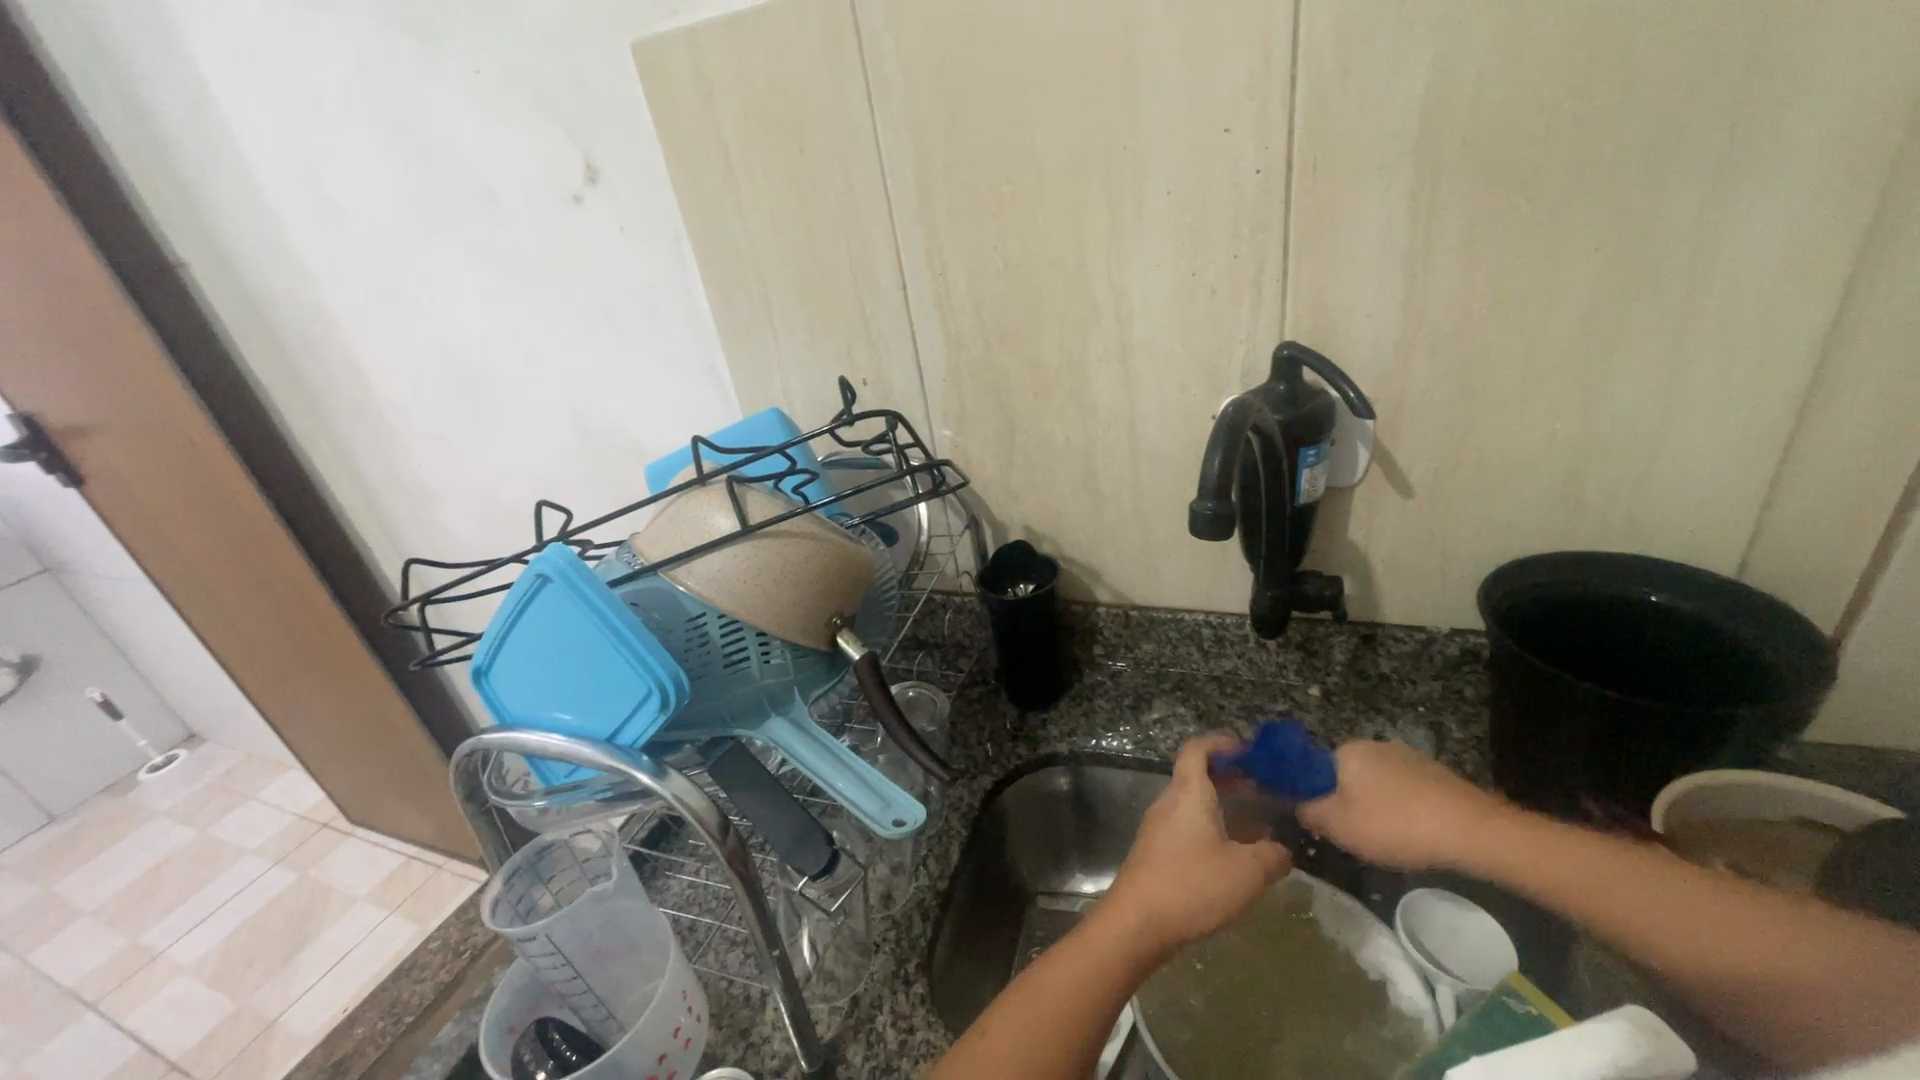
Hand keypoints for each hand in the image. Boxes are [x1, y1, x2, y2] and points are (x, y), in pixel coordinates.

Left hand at [1098, 735, 1292, 956]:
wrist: (1136, 923)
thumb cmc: (1191, 886)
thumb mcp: (1247, 872)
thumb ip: (1272, 856)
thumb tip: (1282, 850)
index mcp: (1188, 794)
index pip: (1197, 749)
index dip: (1222, 743)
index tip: (1251, 750)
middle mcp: (1169, 804)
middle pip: (1196, 775)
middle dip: (1230, 776)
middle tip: (1264, 787)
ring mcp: (1158, 829)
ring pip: (1192, 803)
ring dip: (1222, 804)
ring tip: (1256, 822)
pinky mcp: (1155, 853)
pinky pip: (1186, 826)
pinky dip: (1210, 827)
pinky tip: (1232, 853)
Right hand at [1296, 740, 1512, 869]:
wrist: (1473, 831)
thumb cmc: (1395, 825)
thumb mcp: (1338, 826)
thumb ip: (1309, 813)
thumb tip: (1298, 806)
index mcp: (1346, 750)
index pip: (1314, 768)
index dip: (1312, 796)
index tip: (1321, 823)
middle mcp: (1376, 745)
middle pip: (1346, 776)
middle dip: (1346, 802)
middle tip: (1352, 836)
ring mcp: (1410, 757)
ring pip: (1377, 785)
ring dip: (1376, 808)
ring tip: (1385, 841)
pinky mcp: (1437, 774)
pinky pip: (1406, 792)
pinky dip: (1403, 811)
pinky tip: (1413, 835)